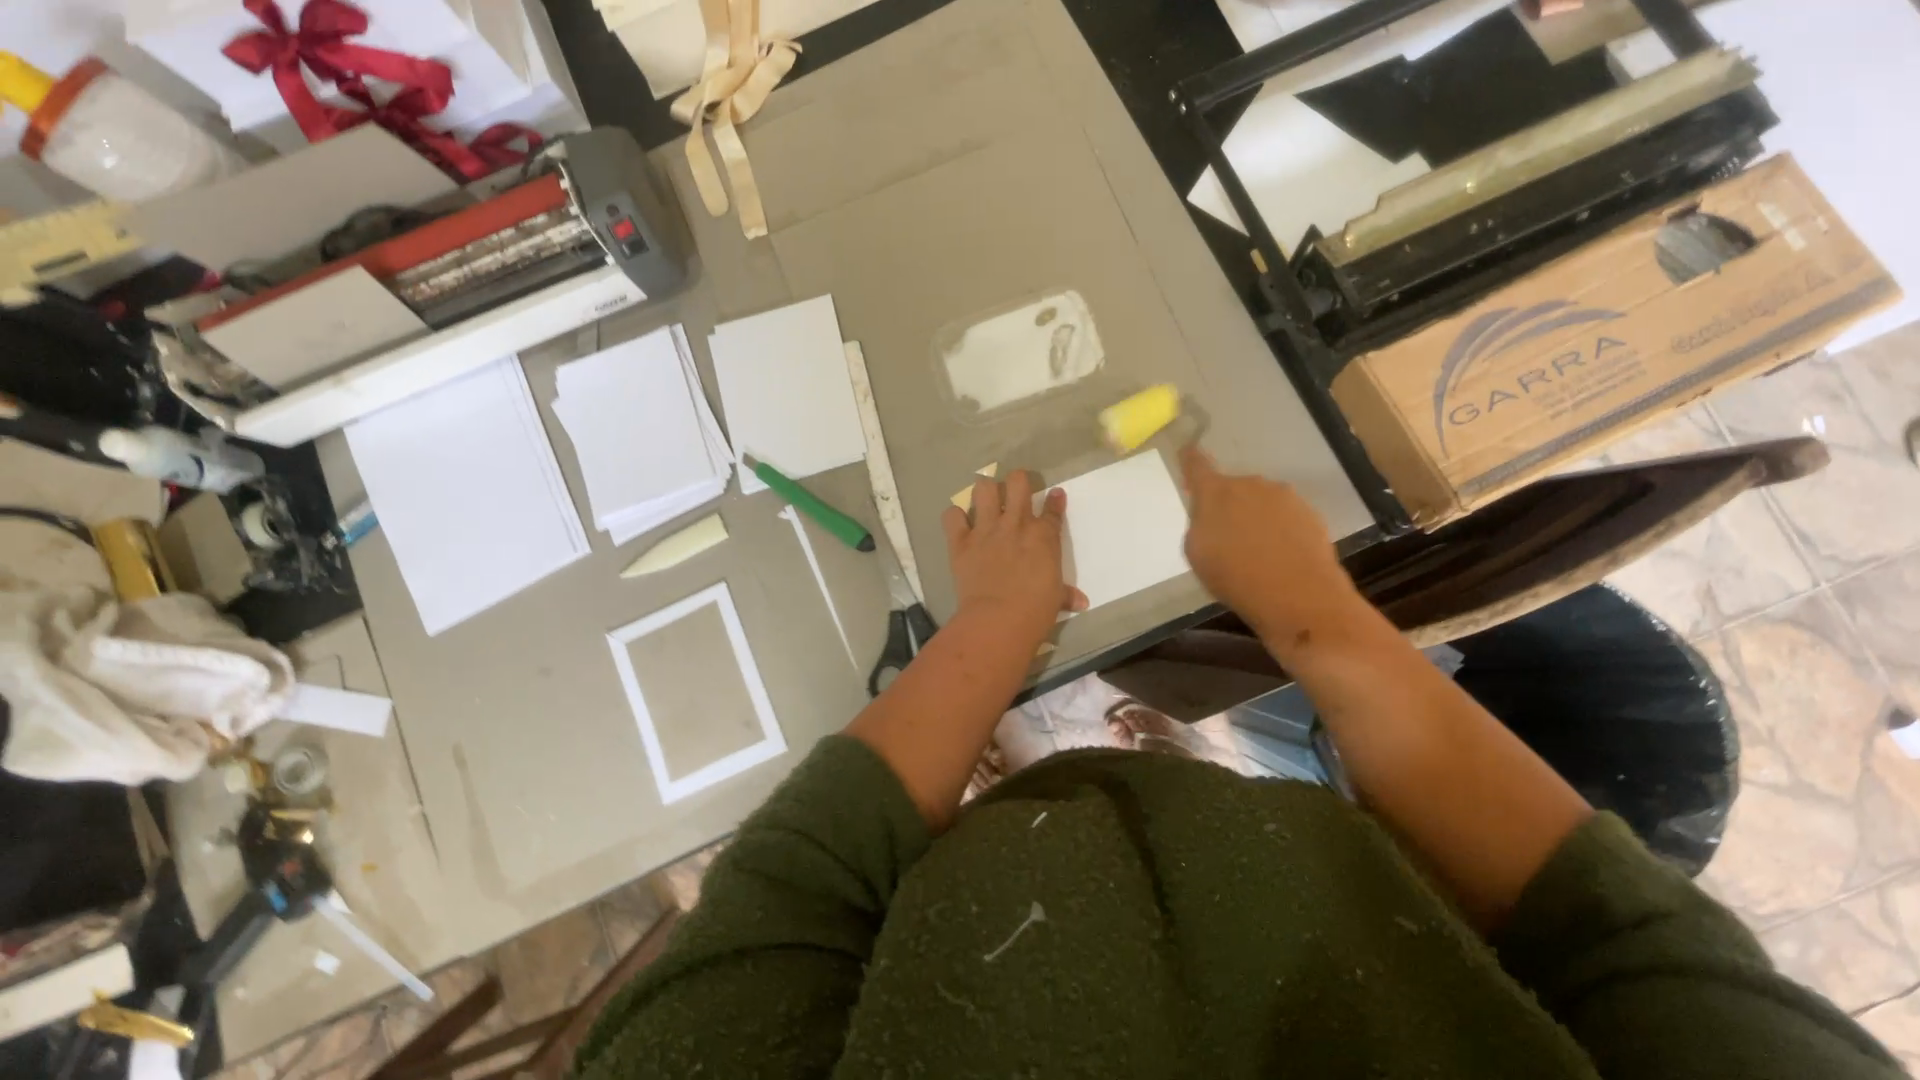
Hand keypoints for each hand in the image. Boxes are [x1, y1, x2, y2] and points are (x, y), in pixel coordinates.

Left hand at [941, 469, 1088, 643]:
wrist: (998, 619)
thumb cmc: (1035, 610)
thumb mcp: (1056, 599)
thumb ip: (1066, 595)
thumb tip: (1082, 602)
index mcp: (1043, 537)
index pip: (1052, 509)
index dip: (1055, 500)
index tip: (1055, 494)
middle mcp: (1015, 525)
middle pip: (1017, 483)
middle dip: (1017, 481)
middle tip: (1015, 490)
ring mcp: (986, 530)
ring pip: (983, 489)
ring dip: (984, 491)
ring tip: (985, 500)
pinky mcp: (960, 542)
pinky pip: (952, 516)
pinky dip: (954, 517)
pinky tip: (958, 523)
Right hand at [1180, 445, 1357, 644]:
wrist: (1296, 595)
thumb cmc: (1234, 576)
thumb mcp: (1197, 553)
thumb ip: (1200, 525)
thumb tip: (1210, 516)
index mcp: (1215, 493)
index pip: (1197, 466)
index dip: (1190, 459)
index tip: (1188, 451)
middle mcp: (1250, 484)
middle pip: (1233, 488)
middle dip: (1229, 506)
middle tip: (1228, 539)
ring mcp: (1284, 496)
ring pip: (1262, 502)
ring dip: (1257, 518)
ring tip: (1259, 554)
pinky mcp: (1310, 513)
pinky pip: (1286, 517)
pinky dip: (1281, 531)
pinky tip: (1281, 558)